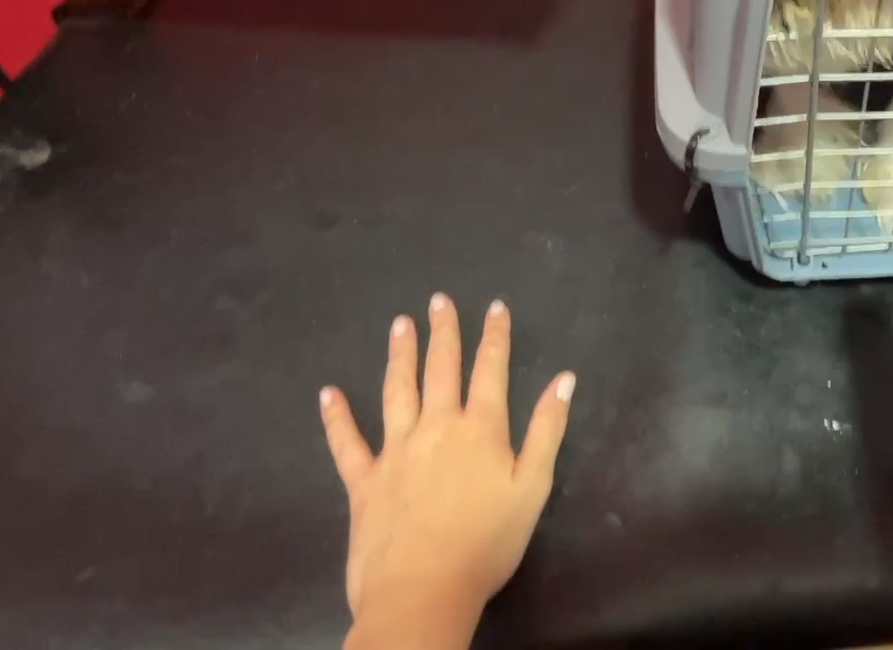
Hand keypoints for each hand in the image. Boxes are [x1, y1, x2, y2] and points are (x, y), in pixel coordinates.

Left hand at [320, 294, 574, 649]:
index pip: (490, 369)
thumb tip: (564, 378)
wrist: (422, 592)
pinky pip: (346, 443)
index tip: (495, 306)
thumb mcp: (534, 486)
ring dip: (399, 355)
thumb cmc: (487, 541)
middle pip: (441, 369)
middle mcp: (436, 427)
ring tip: (400, 325)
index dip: (495, 336)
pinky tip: (328, 394)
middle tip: (439, 300)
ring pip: (397, 391)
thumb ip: (548, 429)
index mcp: (480, 428)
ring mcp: (395, 452)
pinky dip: (337, 417)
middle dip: (443, 332)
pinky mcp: (364, 481)